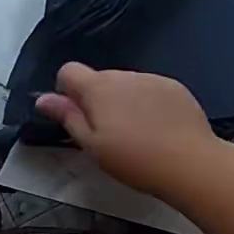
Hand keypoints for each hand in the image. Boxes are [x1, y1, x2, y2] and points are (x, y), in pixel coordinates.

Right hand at [34, 62, 222, 197]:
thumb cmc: (134, 159)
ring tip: (136, 135)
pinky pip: (151, 89)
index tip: (75, 115)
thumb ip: (68, 117)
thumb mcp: (92, 146)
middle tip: (107, 134)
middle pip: (99, 79)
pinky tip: (158, 129)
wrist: (189, 162)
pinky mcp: (175, 87)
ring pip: (126, 84)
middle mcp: (123, 75)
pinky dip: (148, 104)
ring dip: (123, 102)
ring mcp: (152, 78)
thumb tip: (43, 99)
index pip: (68, 71)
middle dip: (97, 100)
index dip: (65, 91)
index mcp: (98, 88)